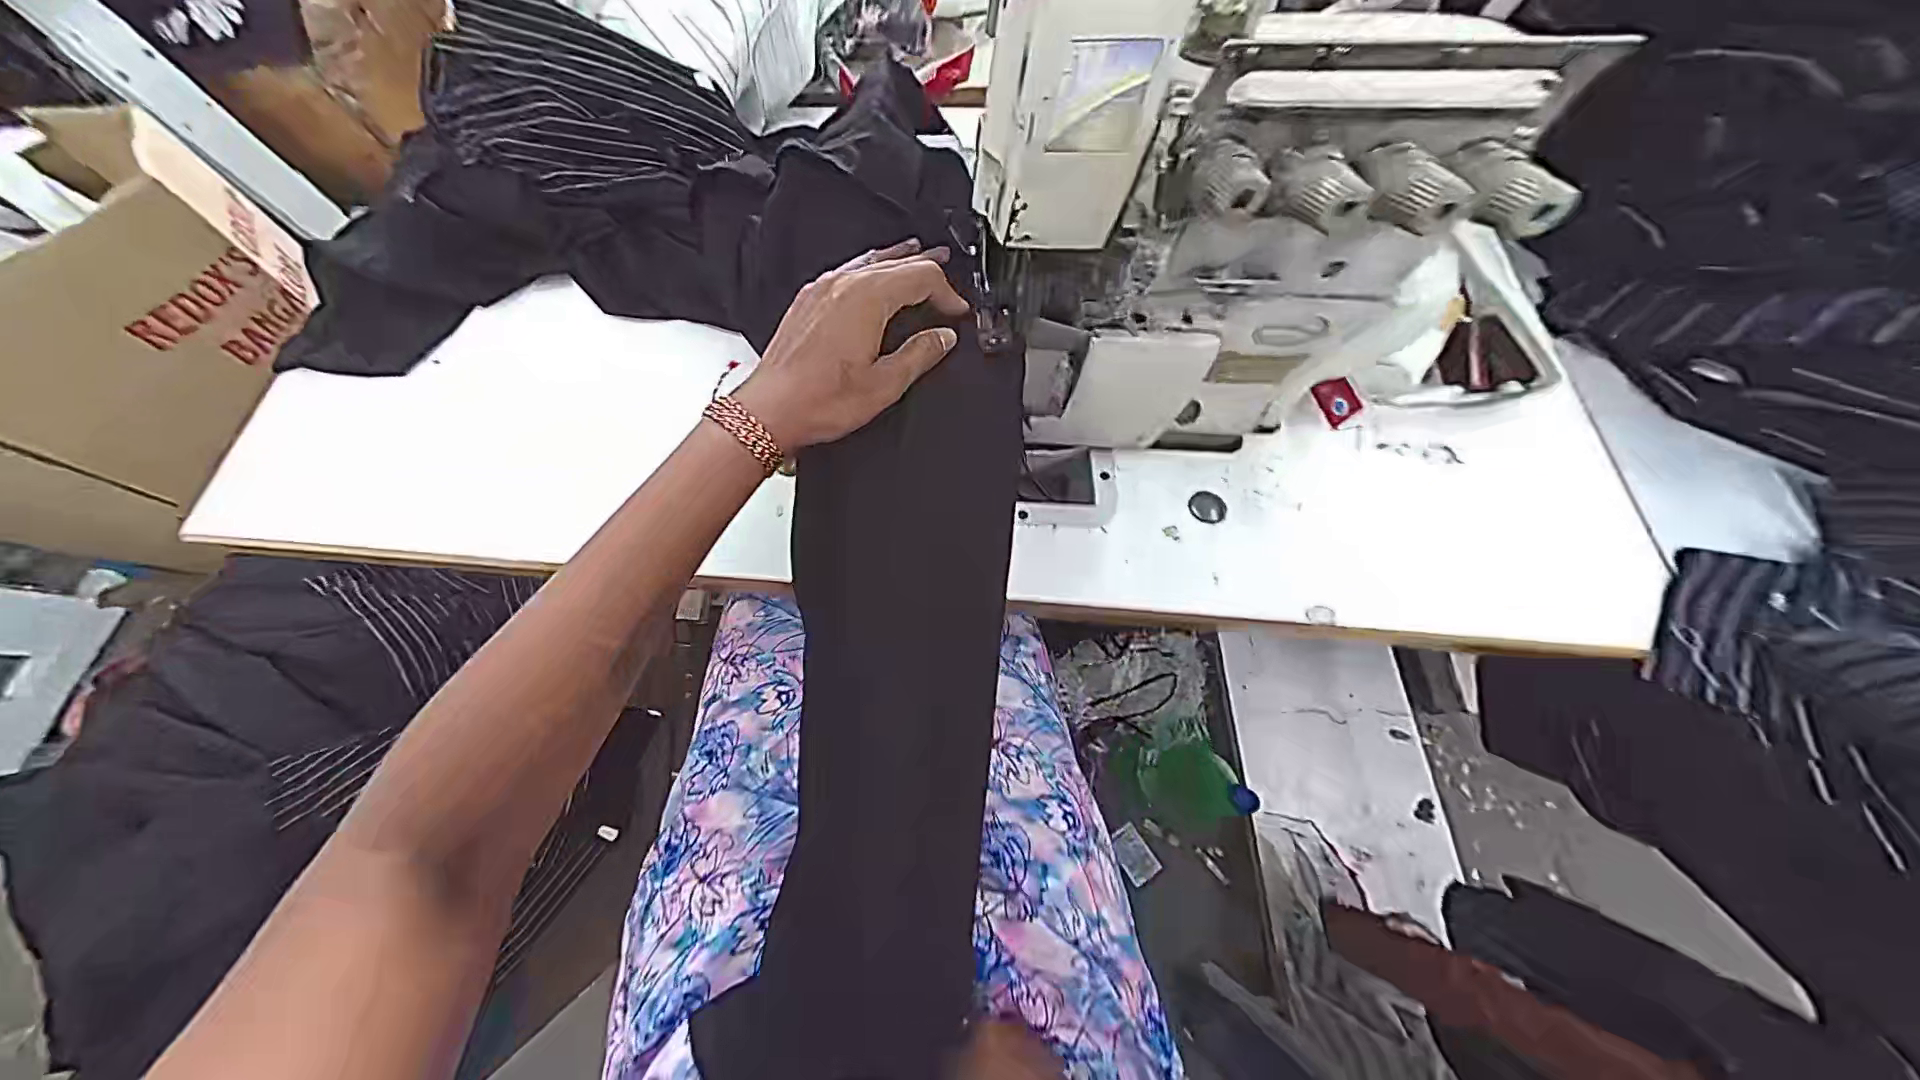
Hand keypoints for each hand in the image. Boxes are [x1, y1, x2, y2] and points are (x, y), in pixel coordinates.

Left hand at [732, 238, 970, 450]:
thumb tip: (942, 338)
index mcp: (867, 298)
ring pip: (871, 261)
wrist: (771, 410)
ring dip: (900, 262)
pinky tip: (874, 280)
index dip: (948, 291)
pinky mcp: (808, 301)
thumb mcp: (884, 385)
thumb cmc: (817, 400)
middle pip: (897, 261)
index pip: (922, 276)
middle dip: (928, 269)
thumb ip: (920, 355)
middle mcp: (842, 284)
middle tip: (948, 276)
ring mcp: (822, 289)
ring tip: (918, 259)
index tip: (958, 311)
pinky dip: (871, 270)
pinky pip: (848, 271)